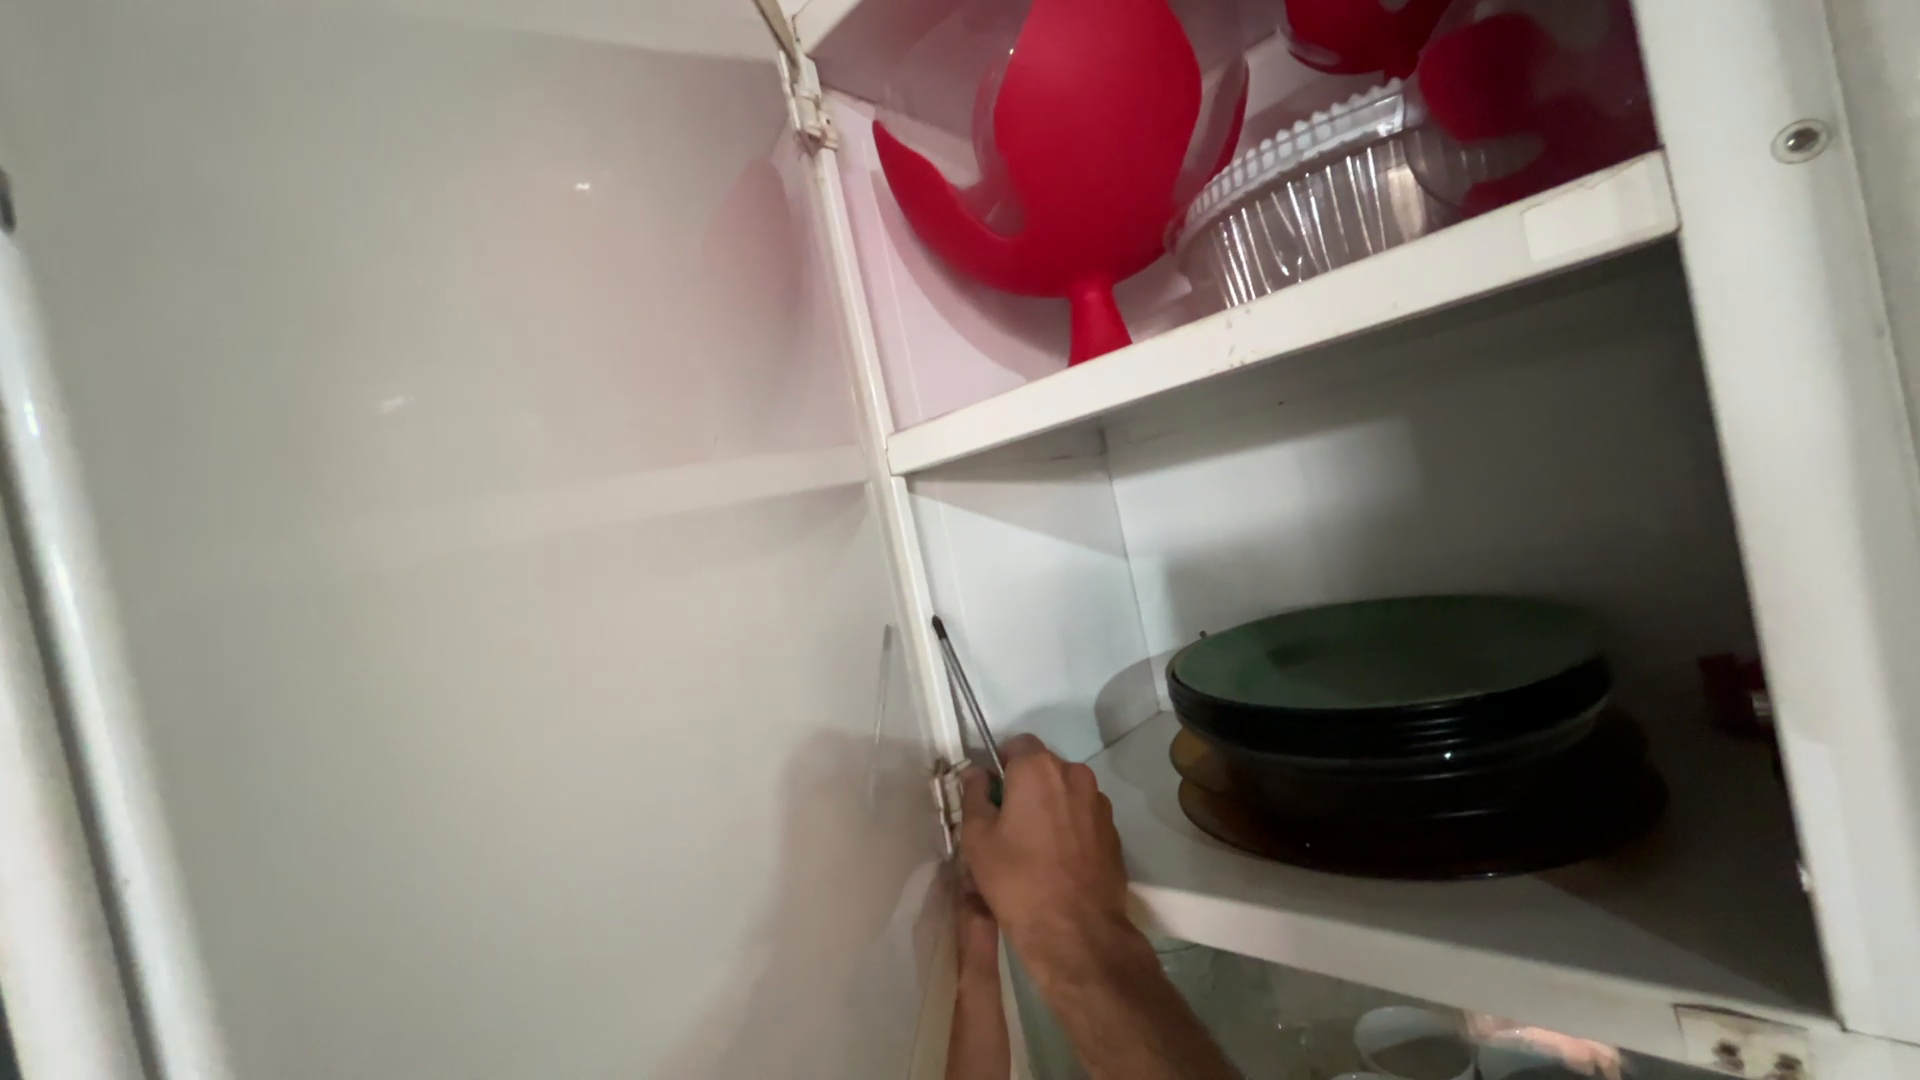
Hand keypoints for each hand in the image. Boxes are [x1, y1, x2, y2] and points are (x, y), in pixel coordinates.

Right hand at [960, 735, 1133, 978]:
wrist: (1076, 931)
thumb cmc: (1018, 879)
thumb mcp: (978, 838)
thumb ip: (974, 794)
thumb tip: (977, 773)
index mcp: (1038, 769)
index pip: (1017, 744)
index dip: (1001, 765)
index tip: (992, 794)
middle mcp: (1074, 775)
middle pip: (1043, 767)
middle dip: (1026, 786)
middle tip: (1008, 823)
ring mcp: (1099, 803)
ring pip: (1065, 792)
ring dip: (1050, 806)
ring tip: (1035, 846)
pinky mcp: (1113, 832)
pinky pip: (1083, 816)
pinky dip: (1070, 827)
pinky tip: (1059, 861)